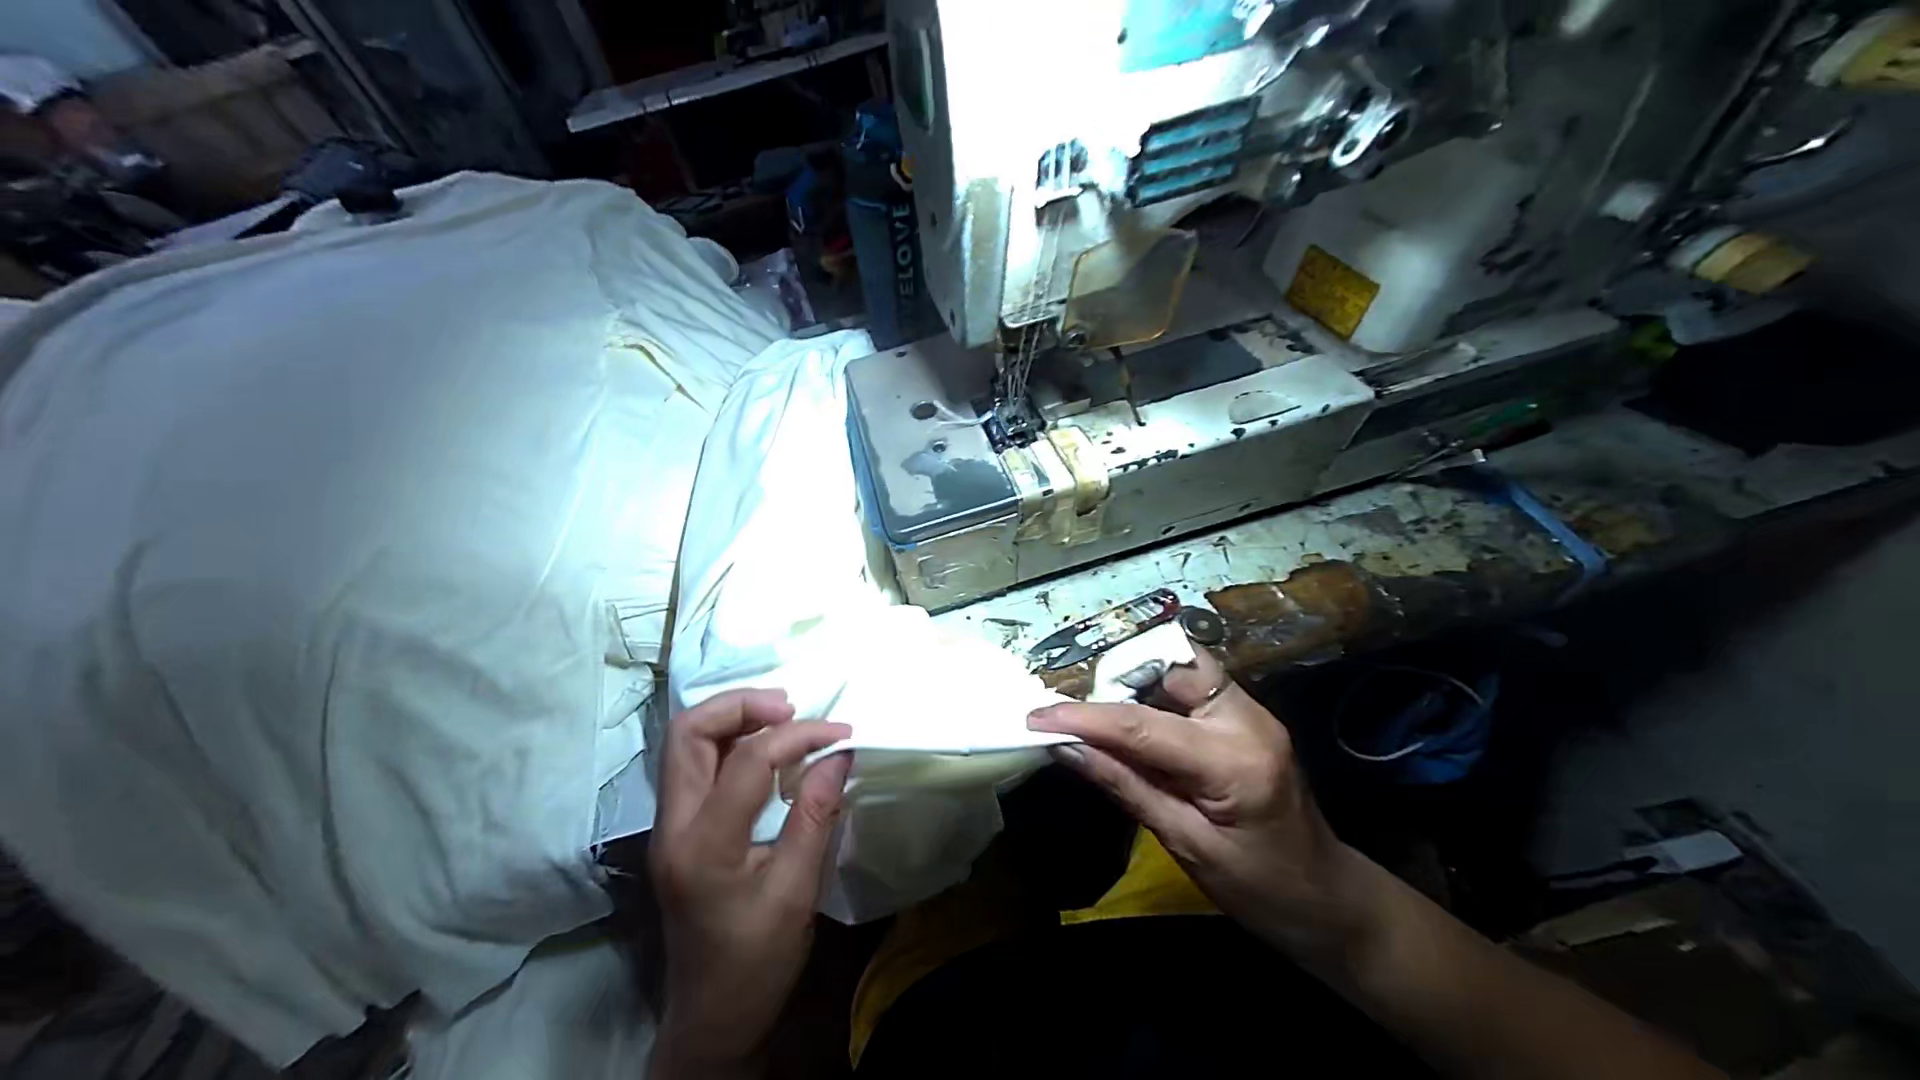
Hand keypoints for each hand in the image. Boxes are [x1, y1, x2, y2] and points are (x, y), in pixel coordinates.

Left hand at [648, 689, 853, 1077]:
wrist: (712, 1017)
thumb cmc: (757, 963)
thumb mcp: (796, 893)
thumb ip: (815, 817)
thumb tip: (838, 755)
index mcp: (702, 845)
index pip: (746, 760)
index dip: (797, 735)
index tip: (839, 733)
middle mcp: (673, 826)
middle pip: (687, 733)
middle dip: (741, 705)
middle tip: (792, 707)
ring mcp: (669, 827)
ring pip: (685, 743)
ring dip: (732, 718)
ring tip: (782, 717)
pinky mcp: (678, 830)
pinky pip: (695, 764)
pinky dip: (729, 741)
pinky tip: (765, 748)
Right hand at [1026, 649, 1362, 961]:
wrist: (1330, 902)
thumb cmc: (1260, 890)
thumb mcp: (1184, 844)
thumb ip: (1124, 785)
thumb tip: (1065, 748)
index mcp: (1234, 760)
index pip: (1141, 724)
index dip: (1083, 717)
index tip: (1036, 717)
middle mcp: (1247, 718)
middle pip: (1172, 665)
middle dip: (1117, 675)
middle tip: (1070, 704)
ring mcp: (1252, 713)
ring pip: (1182, 668)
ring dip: (1133, 681)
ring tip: (1091, 709)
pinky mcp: (1247, 717)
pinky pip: (1191, 687)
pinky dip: (1153, 695)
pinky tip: (1127, 719)